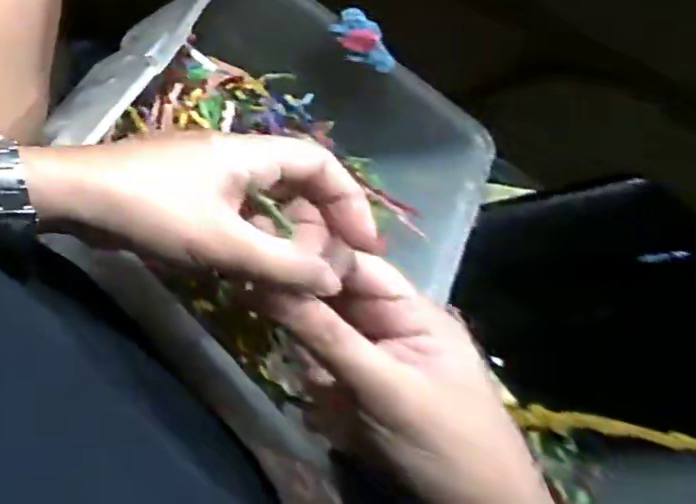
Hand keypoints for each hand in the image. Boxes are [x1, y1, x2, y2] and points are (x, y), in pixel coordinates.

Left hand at [31, 132, 382, 294]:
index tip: (362, 249)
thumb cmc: (148, 208)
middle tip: (315, 270)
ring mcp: (192, 171)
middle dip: (312, 226)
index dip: (350, 202)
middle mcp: (220, 155)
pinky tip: (236, 271)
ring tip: (280, 279)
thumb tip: (334, 276)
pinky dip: (240, 238)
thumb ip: (286, 263)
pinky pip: (223, 211)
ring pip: (255, 203)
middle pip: (289, 182)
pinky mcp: (170, 190)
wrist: (71, 194)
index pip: (317, 161)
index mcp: (240, 153)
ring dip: (274, 238)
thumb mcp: (223, 242)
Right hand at [259, 254, 549, 503]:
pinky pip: (304, 341)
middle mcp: (380, 316)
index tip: (259, 251)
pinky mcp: (341, 369)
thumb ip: (321, 331)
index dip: (305, 248)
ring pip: (305, 309)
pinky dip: (291, 346)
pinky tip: (282, 352)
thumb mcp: (385, 387)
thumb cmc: (449, 448)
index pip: (347, 258)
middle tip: (246, 285)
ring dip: (284, 317)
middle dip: (288, 286)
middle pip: (321, 281)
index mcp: (408, 309)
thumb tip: (258, 279)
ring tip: (260, 317)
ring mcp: (360, 344)